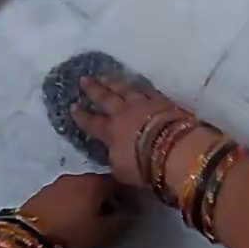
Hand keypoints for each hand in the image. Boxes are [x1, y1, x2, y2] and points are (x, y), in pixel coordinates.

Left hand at [19, 173, 134, 247]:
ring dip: (88, 201)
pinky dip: (72, 204)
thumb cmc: (73, 235)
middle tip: (113, 216)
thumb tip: (133, 214)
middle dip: (107, 197)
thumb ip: (122, 222)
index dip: (127, 194)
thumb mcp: (103, 234)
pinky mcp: (41, 194)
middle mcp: (75, 177)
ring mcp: (56, 184)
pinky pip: (64, 196)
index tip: (133, 207)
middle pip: (97, 184)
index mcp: (93, 182)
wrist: (30, 239)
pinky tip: (72, 219)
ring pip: (79, 189)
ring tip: (92, 220)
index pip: (117, 181)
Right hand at [68, 76, 192, 190]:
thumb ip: (113, 161)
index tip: (73, 106)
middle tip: (84, 78)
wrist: (175, 149)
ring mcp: (143, 104)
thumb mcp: (121, 171)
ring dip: (113, 82)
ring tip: (105, 76)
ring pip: (125, 89)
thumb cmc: (144, 165)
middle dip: (93, 89)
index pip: (91, 122)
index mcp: (110, 131)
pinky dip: (140, 86)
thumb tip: (111, 155)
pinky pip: (148, 90)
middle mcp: (124, 113)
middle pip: (105, 98)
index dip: (81, 115)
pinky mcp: (162, 101)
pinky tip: (137, 83)